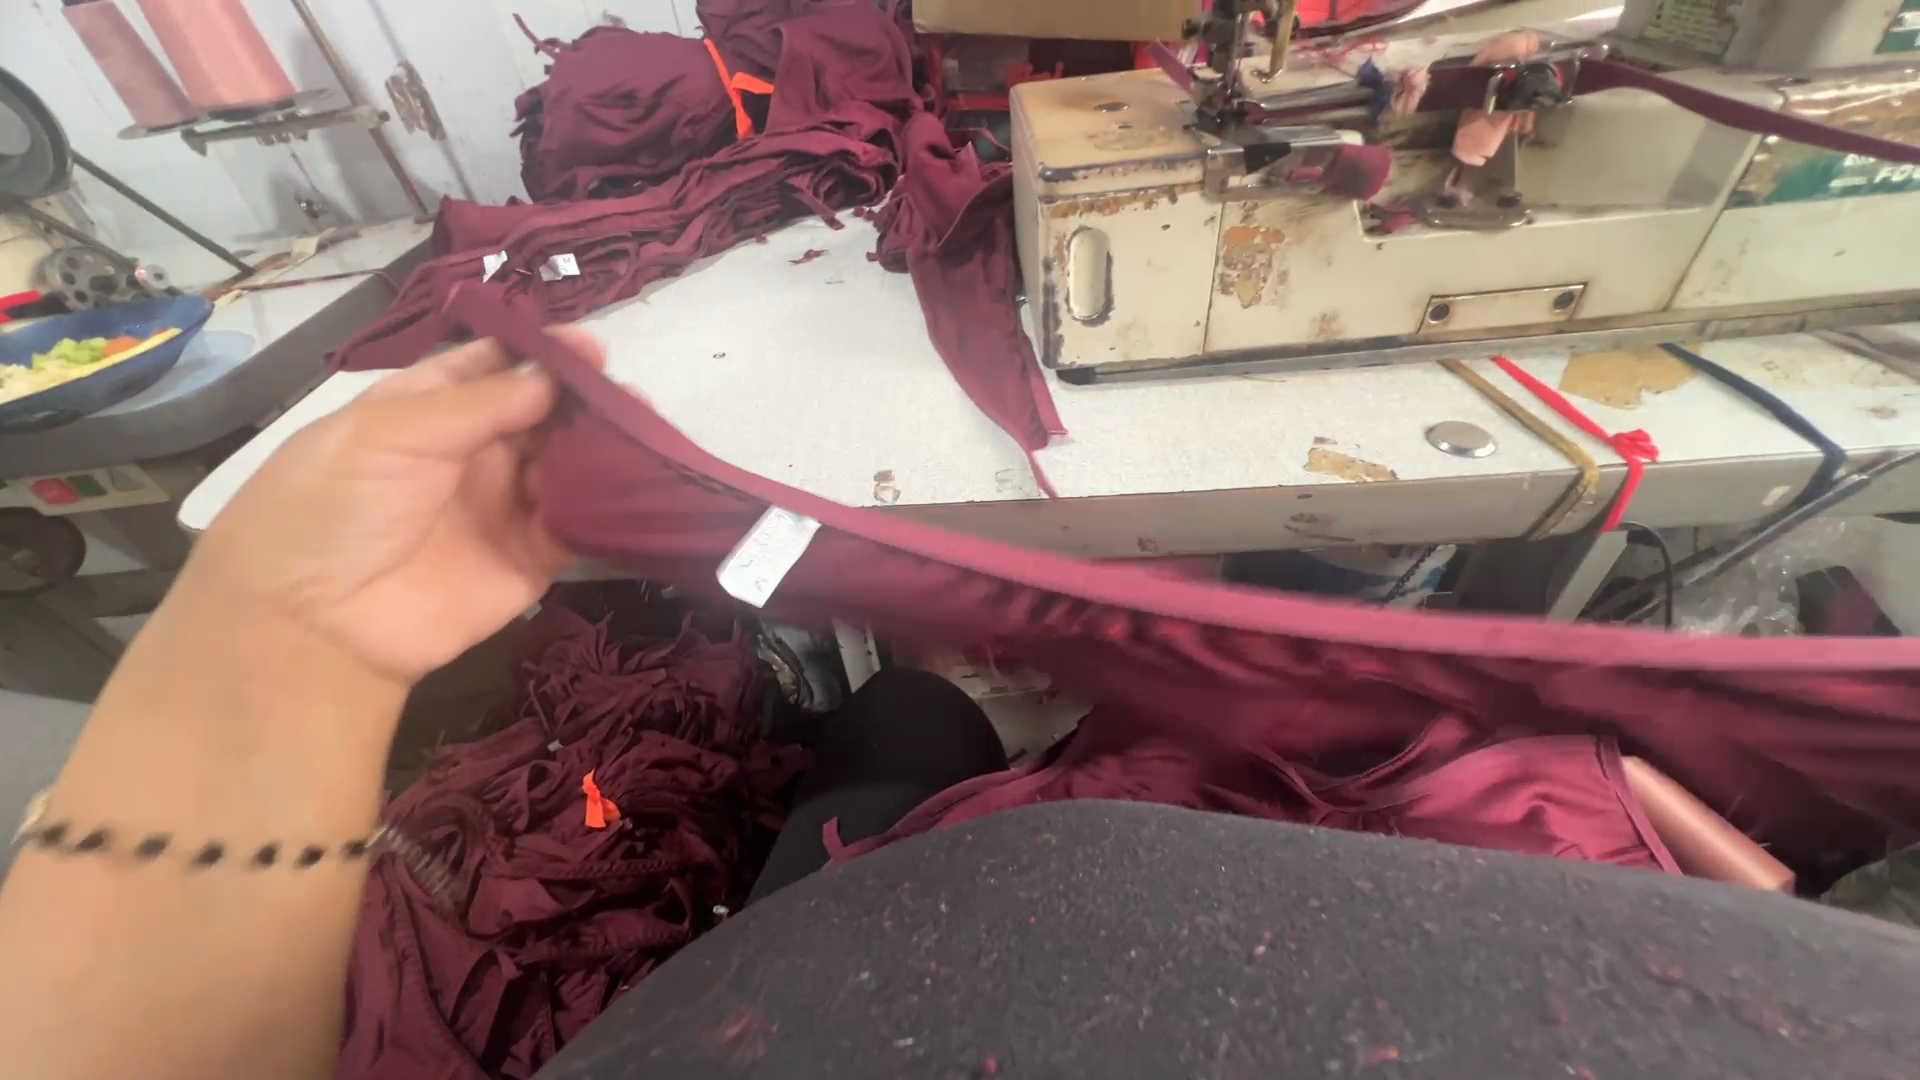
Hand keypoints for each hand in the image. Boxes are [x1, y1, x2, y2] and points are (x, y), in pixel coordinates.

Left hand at [185, 328, 603, 682]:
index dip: (541, 354)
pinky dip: (607, 505)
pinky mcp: (535, 555)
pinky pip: (579, 522)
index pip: (495, 369)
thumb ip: (480, 404)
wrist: (318, 624)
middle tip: (629, 395)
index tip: (590, 346)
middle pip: (543, 416)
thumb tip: (556, 376)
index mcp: (430, 412)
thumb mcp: (392, 433)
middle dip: (585, 402)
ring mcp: (508, 505)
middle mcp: (475, 454)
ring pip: (570, 465)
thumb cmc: (335, 507)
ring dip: (604, 449)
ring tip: (644, 433)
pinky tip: (633, 485)